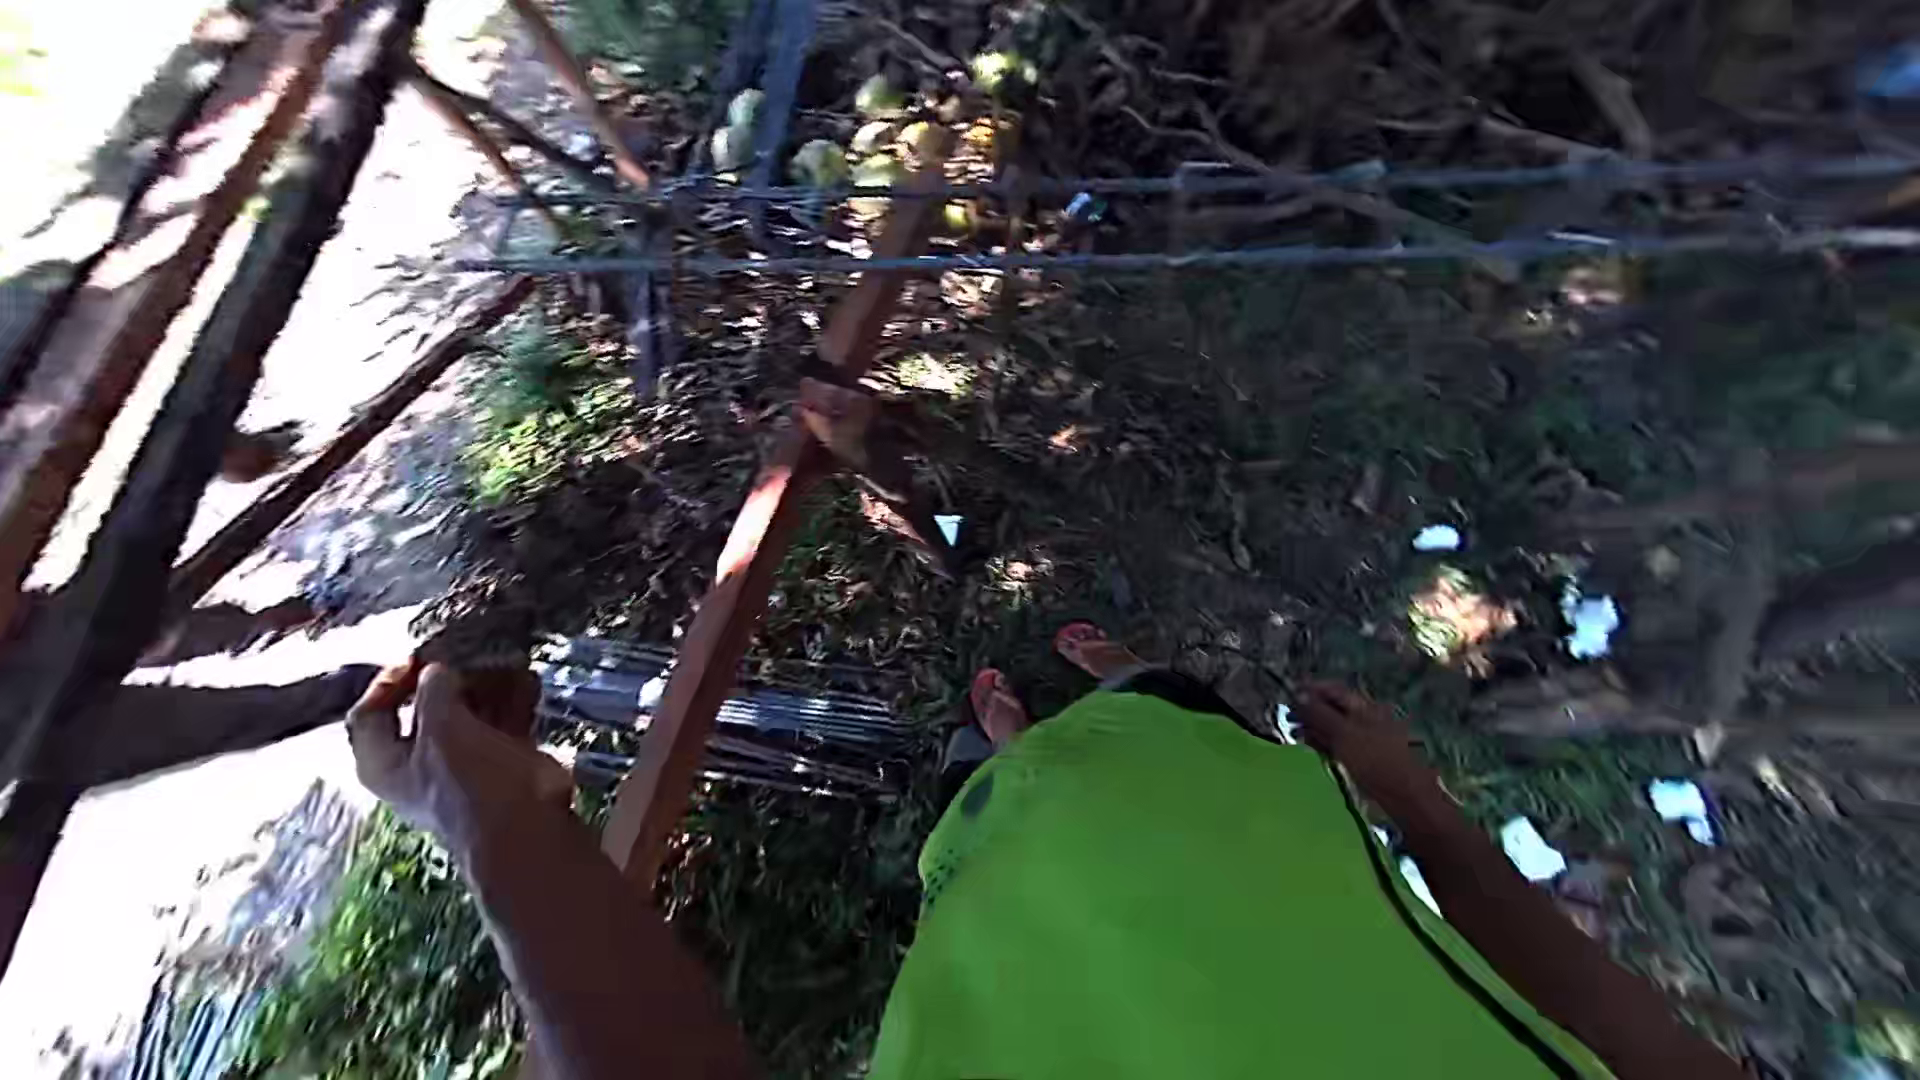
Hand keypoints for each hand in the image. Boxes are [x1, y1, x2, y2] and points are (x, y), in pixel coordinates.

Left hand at [347, 661, 572, 855]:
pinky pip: (505, 722)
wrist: (523, 822)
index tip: (420, 657)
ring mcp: (465, 761)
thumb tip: (435, 669)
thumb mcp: (443, 731)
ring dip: (490, 686)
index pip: (370, 713)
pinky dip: (515, 701)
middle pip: (427, 709)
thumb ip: (434, 695)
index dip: (389, 682)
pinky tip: (529, 681)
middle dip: (453, 680)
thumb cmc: (470, 780)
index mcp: (384, 762)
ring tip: (510, 661)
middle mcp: (420, 762)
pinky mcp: (504, 759)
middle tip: (476, 655)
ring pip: (472, 713)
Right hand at [1296, 682, 1443, 816]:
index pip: (1332, 690)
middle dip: (1308, 711)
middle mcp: (1363, 718)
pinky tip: (1310, 747)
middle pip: (1330, 707)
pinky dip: (1321, 743)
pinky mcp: (1359, 756)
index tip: (1288, 696)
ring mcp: (1361, 738)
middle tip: (1288, 718)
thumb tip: (1297, 695)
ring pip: (1330, 727)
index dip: (1310, 690)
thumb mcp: (1342, 731)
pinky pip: (1335, 744)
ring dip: (1312, 728)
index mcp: (1364, 706)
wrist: (1403, 797)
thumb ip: (1318, 712)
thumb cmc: (1374, 759)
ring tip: (1295, 735)